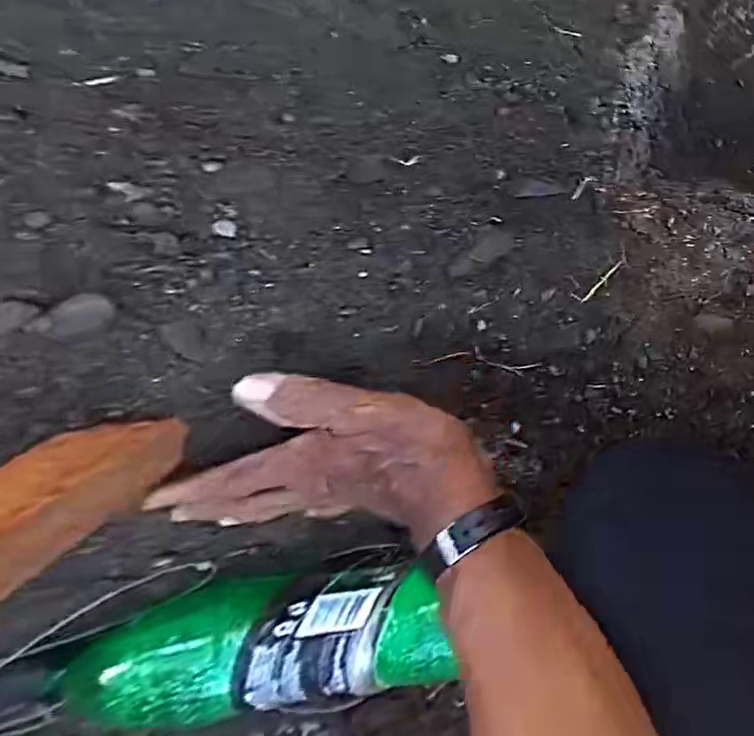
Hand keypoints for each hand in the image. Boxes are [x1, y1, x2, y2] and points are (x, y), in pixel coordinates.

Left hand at [145, 373, 501, 545]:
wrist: (451, 487)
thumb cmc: (412, 447)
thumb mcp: (365, 412)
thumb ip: (311, 399)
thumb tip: (246, 387)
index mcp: (303, 462)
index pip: (237, 477)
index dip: (196, 484)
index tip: (152, 500)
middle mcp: (311, 483)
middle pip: (250, 498)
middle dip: (213, 502)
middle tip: (177, 511)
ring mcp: (338, 495)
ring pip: (277, 506)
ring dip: (246, 510)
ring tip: (223, 516)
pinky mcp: (366, 499)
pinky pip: (313, 506)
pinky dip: (295, 508)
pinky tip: (305, 508)